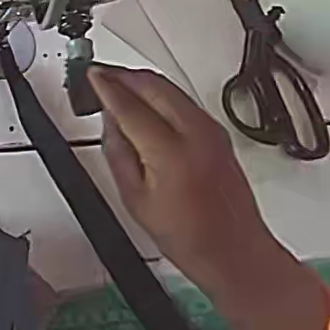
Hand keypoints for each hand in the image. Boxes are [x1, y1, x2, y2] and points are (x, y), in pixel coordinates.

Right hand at [89, 65, 321, 329]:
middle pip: (151, 85)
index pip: (130, 106)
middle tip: (101, 75)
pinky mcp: (218, 130)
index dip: (106, 86)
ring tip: (118, 83)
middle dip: (122, 75)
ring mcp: (210, 129)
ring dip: (140, 80)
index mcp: (171, 154)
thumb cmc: (191, 238)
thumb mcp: (135, 199)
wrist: (237, 254)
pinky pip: (181, 97)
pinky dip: (158, 90)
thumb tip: (108, 119)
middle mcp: (195, 134)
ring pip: (168, 86)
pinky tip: (144, 97)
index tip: (92, 76)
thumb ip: (117, 152)